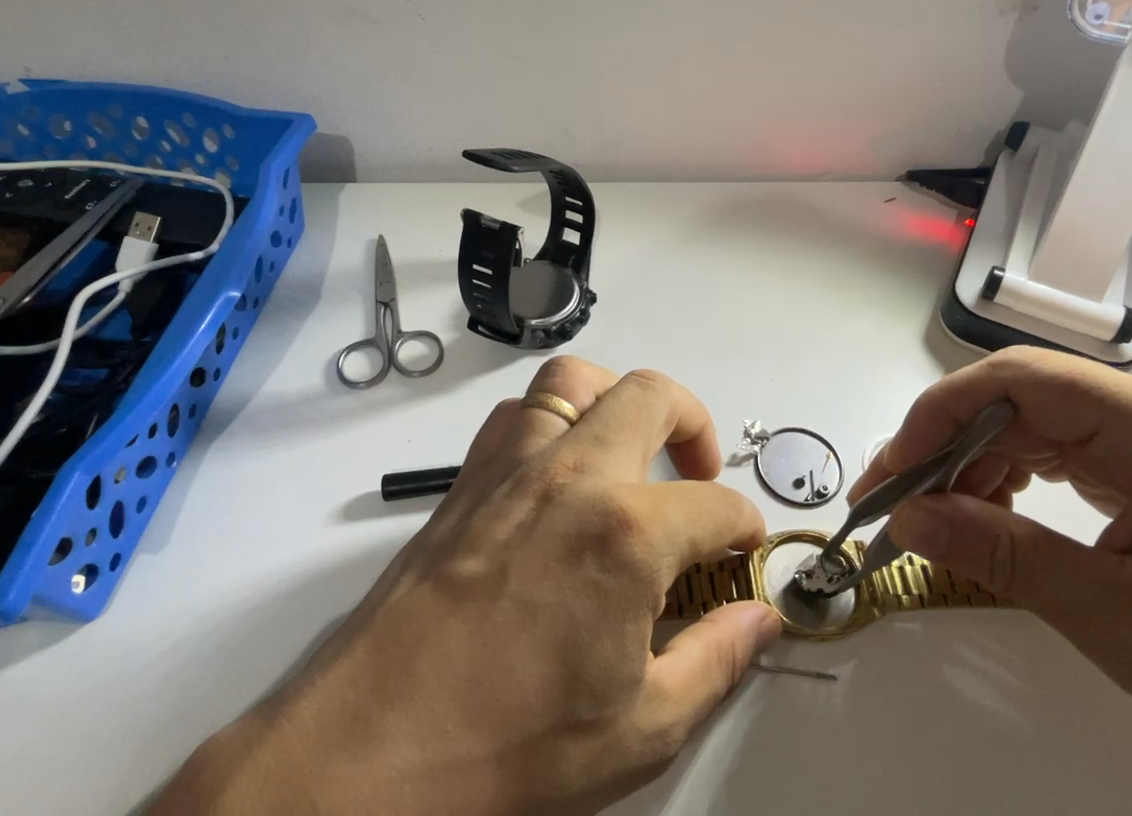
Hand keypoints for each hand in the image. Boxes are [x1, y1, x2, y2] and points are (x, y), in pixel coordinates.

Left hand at [154, 357, 777, 815]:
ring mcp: (510, 468)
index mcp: (625, 533)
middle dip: (695, 424)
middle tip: (700, 474)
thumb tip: (758, 621)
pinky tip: (559, 473)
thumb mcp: (642, 727)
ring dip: (615, 400)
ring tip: (629, 451)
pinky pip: (516, 415)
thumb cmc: (507, 746)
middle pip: (652, 396)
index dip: (745, 528)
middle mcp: (570, 476)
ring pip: (572, 380)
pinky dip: (551, 419)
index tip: (743, 550)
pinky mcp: (464, 483)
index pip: (717, 505)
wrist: (373, 750)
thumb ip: (716, 661)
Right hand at [853, 347, 1131, 812]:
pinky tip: (992, 511)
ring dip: (978, 461)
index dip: (941, 414)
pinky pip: (1072, 448)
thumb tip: (909, 519)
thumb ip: (1005, 558)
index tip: (892, 474)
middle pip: (1025, 397)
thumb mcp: (1123, 620)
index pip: (1025, 381)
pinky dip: (1018, 475)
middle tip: (893, 502)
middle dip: (947, 444)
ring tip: (935, 515)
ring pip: (1041, 420)